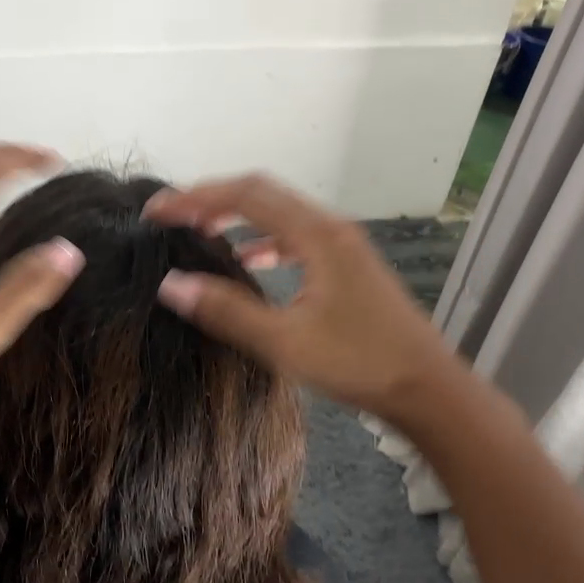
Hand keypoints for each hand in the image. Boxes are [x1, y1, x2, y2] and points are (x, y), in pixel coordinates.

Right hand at [144, 174, 461, 417]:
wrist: (427, 388)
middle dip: (212, 199)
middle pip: (263, 194)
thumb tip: (171, 284)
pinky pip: (296, 237)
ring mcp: (343, 246)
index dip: (195, 197)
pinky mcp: (348, 267)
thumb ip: (227, 311)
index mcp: (317, 235)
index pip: (245, 196)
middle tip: (171, 217)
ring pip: (281, 214)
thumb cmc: (358, 364)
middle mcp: (331, 229)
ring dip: (238, 217)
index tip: (156, 212)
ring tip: (200, 233)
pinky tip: (249, 261)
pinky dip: (264, 240)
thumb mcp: (284, 342)